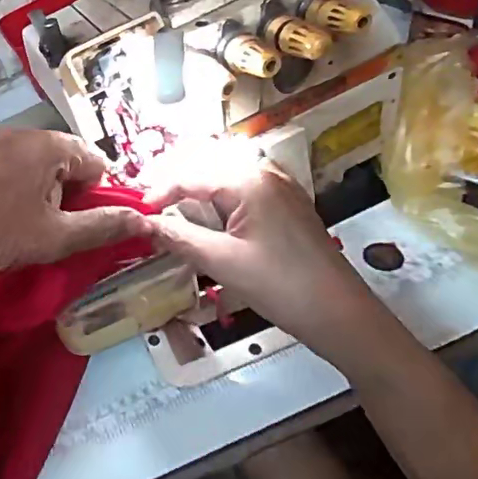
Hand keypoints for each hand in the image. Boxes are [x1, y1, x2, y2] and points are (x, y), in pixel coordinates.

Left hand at [0, 129, 148, 291]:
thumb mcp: (57, 238)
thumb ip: (104, 226)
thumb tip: (145, 218)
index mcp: (49, 145)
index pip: (96, 161)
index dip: (96, 194)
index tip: (77, 223)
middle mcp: (21, 132)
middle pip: (64, 158)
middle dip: (66, 190)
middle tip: (48, 226)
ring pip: (33, 162)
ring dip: (38, 189)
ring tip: (20, 223)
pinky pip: (5, 164)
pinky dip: (10, 185)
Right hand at [141, 151, 402, 369]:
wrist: (340, 313)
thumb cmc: (281, 286)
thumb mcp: (223, 263)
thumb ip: (180, 238)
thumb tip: (145, 224)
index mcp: (249, 180)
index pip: (191, 175)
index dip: (160, 192)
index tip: (138, 212)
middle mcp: (266, 173)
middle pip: (209, 165)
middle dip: (177, 181)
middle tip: (151, 204)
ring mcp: (281, 188)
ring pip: (228, 175)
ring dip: (199, 188)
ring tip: (174, 209)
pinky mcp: (288, 205)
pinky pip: (246, 189)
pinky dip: (221, 198)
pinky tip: (210, 217)